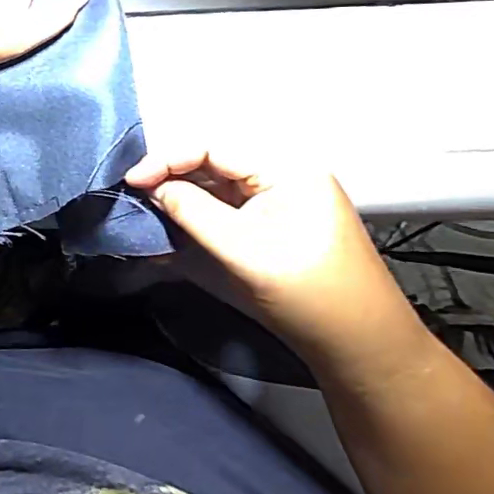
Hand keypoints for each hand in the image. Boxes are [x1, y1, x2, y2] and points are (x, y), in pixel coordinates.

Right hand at [125, 146, 432, 382]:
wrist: (360, 346)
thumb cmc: (308, 295)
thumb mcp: (242, 251)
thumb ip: (192, 212)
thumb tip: (155, 189)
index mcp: (287, 169)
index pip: (214, 147)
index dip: (168, 159)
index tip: (133, 180)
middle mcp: (285, 174)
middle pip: (215, 162)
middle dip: (173, 176)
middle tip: (137, 195)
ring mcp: (281, 199)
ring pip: (219, 185)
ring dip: (183, 196)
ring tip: (149, 210)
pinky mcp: (275, 223)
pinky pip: (229, 207)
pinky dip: (199, 214)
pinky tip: (174, 224)